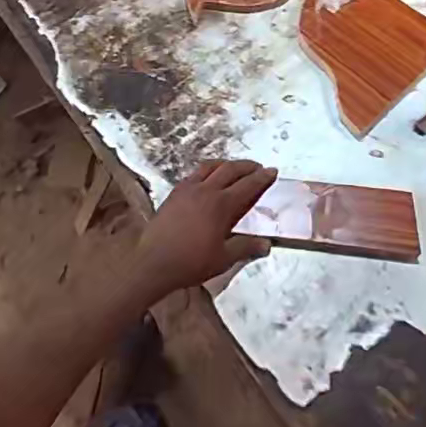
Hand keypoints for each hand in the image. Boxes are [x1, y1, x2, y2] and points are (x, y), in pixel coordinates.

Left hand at [135, 159, 276, 295]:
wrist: (153, 262)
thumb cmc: (190, 262)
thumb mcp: (223, 259)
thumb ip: (246, 248)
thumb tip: (267, 244)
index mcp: (222, 205)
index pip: (248, 185)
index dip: (262, 177)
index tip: (272, 171)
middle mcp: (207, 190)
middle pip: (231, 169)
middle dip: (247, 166)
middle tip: (257, 167)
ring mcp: (189, 189)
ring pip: (211, 167)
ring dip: (226, 164)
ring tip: (234, 167)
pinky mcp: (175, 192)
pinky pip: (194, 173)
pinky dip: (207, 170)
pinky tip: (207, 177)